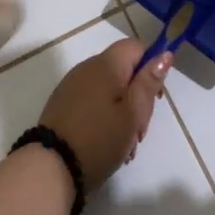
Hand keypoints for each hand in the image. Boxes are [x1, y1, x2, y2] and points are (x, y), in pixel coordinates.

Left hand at [40, 40, 171, 191]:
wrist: (50, 167)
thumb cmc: (99, 139)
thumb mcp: (132, 114)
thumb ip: (148, 82)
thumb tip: (164, 53)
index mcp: (106, 64)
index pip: (136, 47)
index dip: (151, 66)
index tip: (155, 97)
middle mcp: (88, 67)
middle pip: (123, 70)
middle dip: (137, 98)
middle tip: (140, 131)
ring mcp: (72, 85)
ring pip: (109, 89)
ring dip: (122, 112)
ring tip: (125, 146)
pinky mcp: (62, 103)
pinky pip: (92, 101)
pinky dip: (104, 116)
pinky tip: (106, 144)